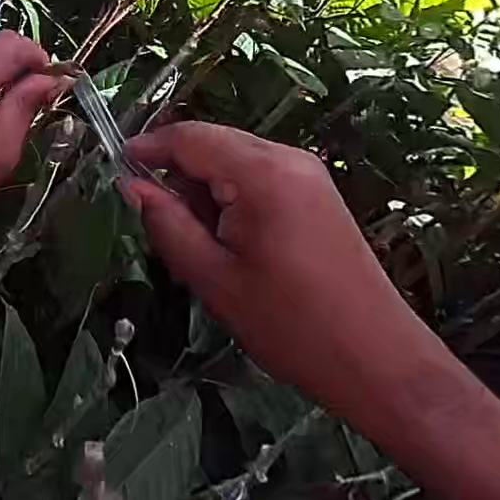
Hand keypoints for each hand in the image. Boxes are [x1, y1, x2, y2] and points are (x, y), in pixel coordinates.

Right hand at [123, 123, 428, 417]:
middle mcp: (286, 156)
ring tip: (199, 237)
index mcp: (262, 172)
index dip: (150, 146)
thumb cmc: (292, 326)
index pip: (191, 137)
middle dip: (178, 170)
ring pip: (234, 156)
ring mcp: (306, 169)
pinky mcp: (315, 187)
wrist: (381, 362)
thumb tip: (132, 186)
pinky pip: (258, 171)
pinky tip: (230, 235)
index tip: (118, 165)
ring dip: (205, 183)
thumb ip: (167, 224)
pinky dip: (231, 191)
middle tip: (157, 214)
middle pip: (213, 141)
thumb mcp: (215, 279)